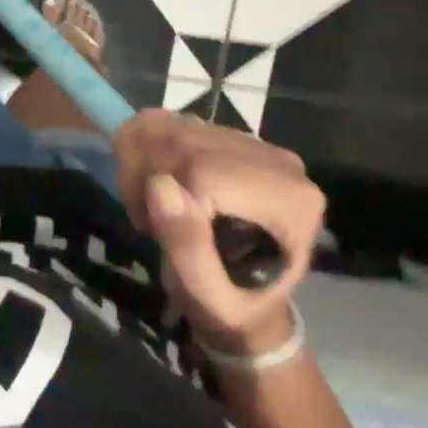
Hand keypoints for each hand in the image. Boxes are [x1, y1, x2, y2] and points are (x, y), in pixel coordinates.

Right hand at [111, 110, 323, 354]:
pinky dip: (149, 148)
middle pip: (188, 139)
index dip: (158, 187)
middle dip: (145, 171)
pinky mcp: (239, 142)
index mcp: (287, 201)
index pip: (202, 168)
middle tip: (140, 215)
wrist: (250, 303)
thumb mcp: (204, 294)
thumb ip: (187, 245)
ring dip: (144, 160)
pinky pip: (177, 123)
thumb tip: (159, 185)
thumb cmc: (229, 303)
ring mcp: (261, 148)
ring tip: (148, 202)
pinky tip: (155, 182)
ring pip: (177, 126)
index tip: (143, 224)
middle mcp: (282, 165)